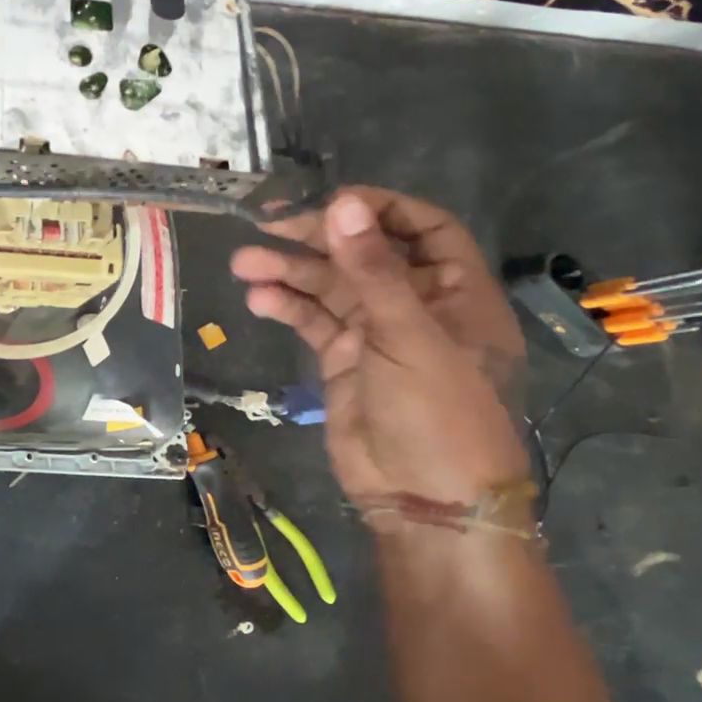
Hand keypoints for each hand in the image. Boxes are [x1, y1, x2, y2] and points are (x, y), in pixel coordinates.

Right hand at [230, 188, 527, 506]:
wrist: (424, 499)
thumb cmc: (438, 413)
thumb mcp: (408, 335)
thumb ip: (372, 269)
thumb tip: (343, 203)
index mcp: (457, 293)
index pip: (424, 229)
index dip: (380, 210)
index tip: (330, 201)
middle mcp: (418, 306)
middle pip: (363, 255)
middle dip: (316, 240)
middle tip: (267, 227)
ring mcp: (378, 334)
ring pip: (330, 287)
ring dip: (289, 272)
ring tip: (243, 264)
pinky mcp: (345, 360)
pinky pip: (313, 321)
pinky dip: (286, 307)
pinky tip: (257, 300)